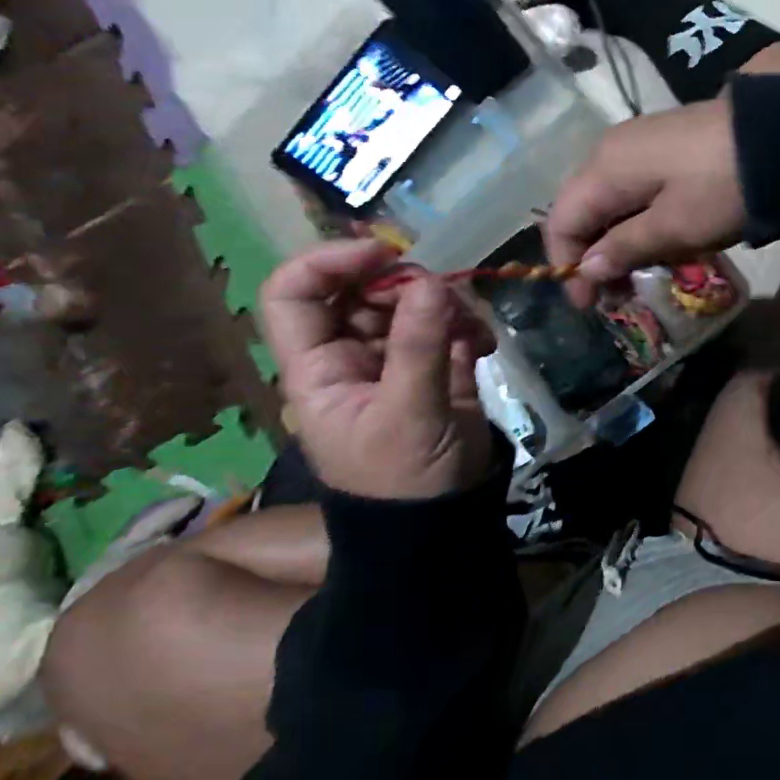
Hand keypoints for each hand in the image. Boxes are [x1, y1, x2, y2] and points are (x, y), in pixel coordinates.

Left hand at [260, 239, 497, 499]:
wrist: (442, 525)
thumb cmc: (405, 479)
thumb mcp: (408, 414)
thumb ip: (418, 346)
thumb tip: (431, 282)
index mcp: (318, 368)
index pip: (294, 294)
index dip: (328, 263)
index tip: (383, 255)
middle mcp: (349, 355)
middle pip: (359, 290)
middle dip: (403, 285)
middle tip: (444, 297)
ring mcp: (392, 360)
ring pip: (408, 303)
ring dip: (445, 305)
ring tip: (474, 330)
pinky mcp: (433, 367)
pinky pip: (445, 325)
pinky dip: (467, 325)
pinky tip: (485, 346)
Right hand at [545, 96, 748, 307]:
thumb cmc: (722, 189)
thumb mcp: (673, 227)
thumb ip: (624, 247)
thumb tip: (586, 268)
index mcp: (605, 168)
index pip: (561, 221)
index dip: (567, 265)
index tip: (590, 304)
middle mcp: (611, 151)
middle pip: (581, 210)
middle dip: (592, 257)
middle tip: (616, 296)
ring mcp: (639, 145)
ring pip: (608, 202)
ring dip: (616, 243)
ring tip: (638, 276)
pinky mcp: (665, 148)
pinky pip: (633, 191)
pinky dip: (636, 223)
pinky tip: (658, 244)